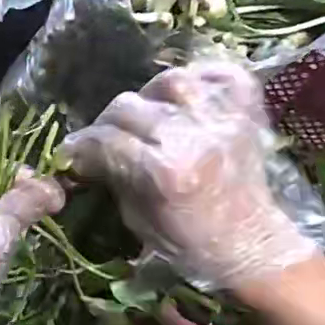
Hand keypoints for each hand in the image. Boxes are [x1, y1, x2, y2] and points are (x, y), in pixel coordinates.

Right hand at [64, 59, 317, 289]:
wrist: (252, 248)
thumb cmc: (190, 244)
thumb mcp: (137, 218)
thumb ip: (114, 177)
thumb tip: (87, 155)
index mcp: (163, 172)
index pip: (106, 140)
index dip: (81, 145)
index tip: (72, 153)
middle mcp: (191, 139)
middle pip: (129, 106)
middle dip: (106, 123)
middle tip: (104, 138)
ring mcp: (221, 122)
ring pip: (171, 81)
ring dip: (149, 94)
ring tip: (145, 112)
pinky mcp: (245, 116)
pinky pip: (223, 76)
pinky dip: (201, 78)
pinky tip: (185, 96)